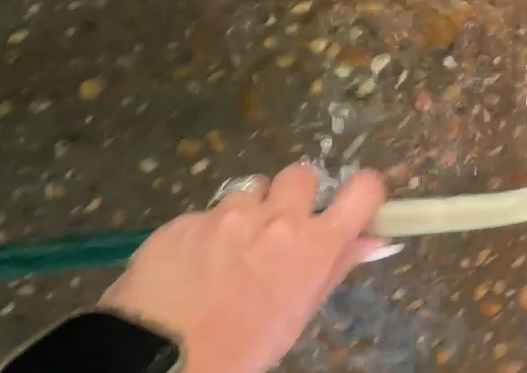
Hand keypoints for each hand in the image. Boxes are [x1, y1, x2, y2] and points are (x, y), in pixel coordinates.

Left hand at [101, 163, 393, 372]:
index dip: (362, 191)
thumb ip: (336, 267)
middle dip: (292, 194)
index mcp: (315, 243)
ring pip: (249, 190)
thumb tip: (376, 239)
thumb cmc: (238, 350)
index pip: (365, 188)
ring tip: (225, 248)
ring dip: (245, 212)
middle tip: (276, 225)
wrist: (150, 366)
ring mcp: (229, 216)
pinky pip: (203, 215)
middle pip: (302, 173)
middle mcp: (279, 218)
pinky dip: (202, 233)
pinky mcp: (184, 222)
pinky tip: (188, 265)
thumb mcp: (296, 316)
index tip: (351, 203)